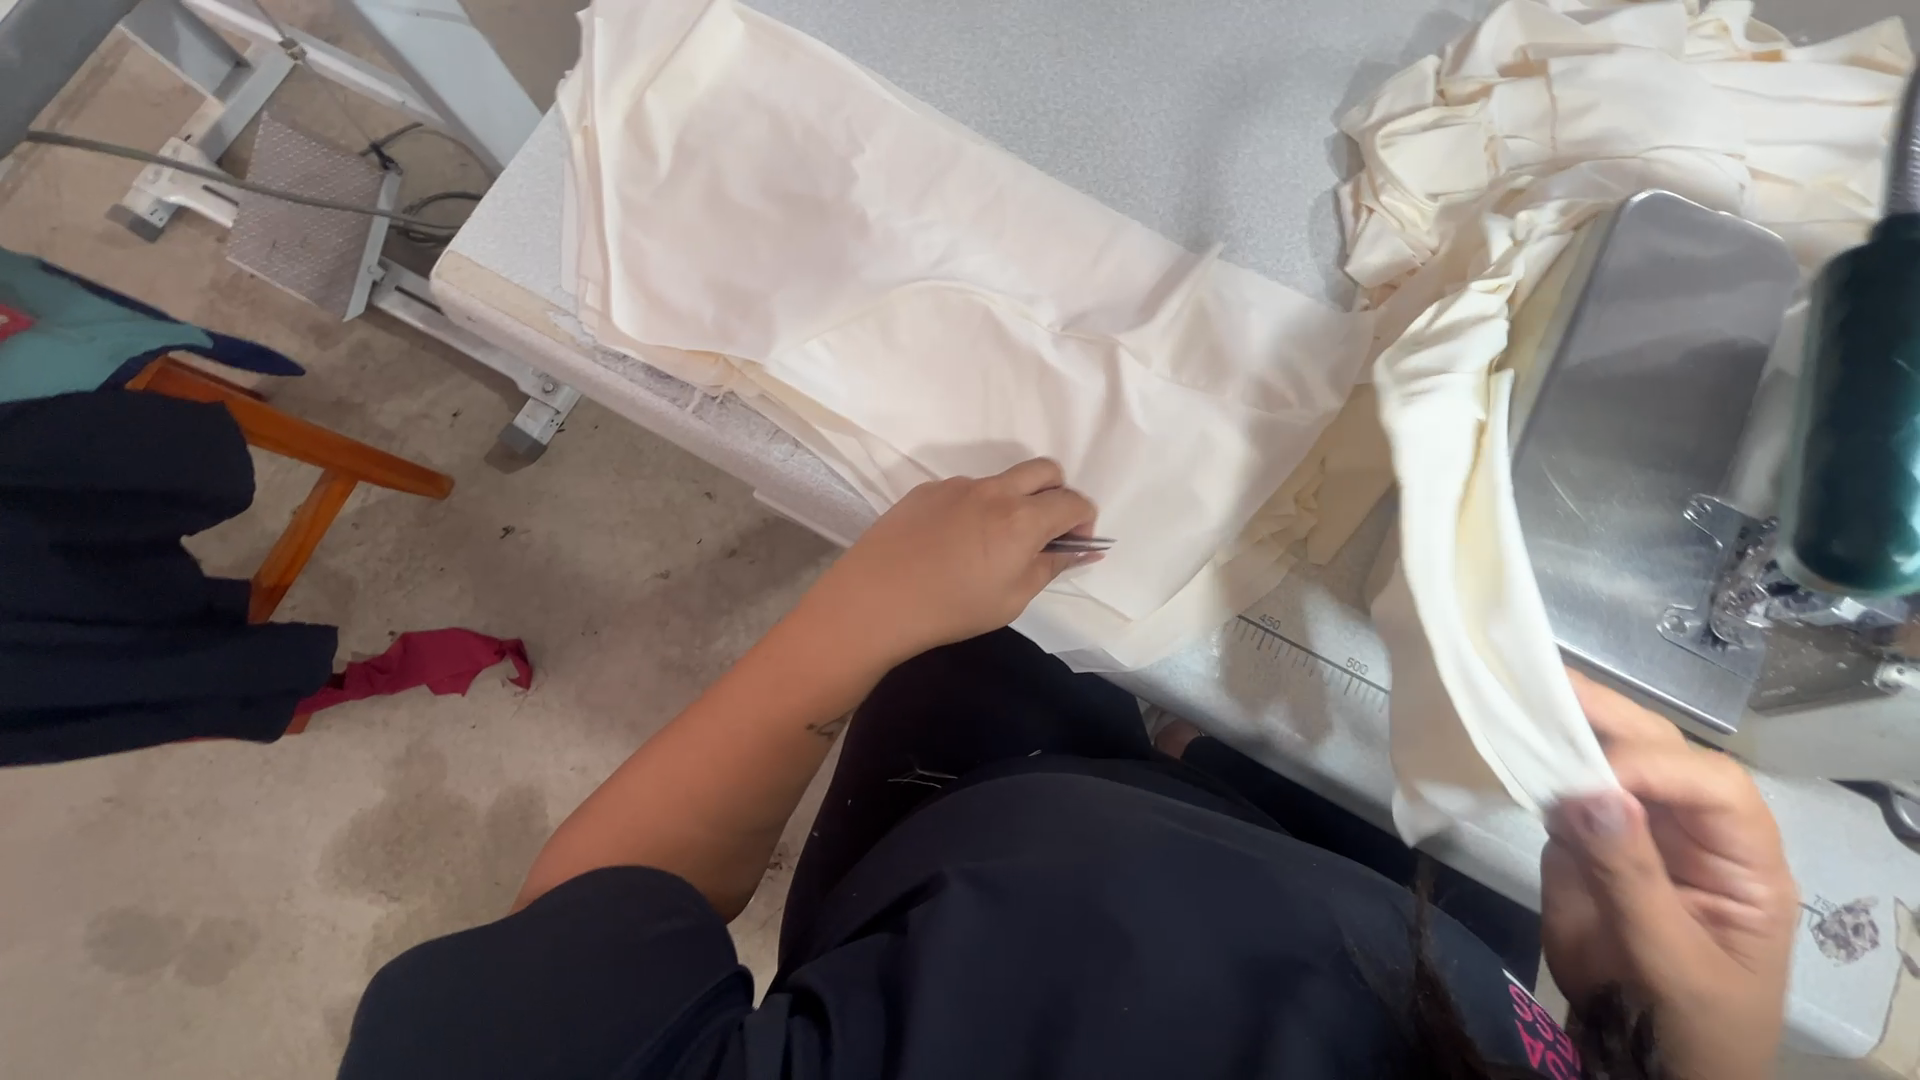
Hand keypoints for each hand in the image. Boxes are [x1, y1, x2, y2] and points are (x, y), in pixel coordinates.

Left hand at [800, 459, 1098, 665]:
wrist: (875, 599)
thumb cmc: (952, 608)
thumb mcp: (1012, 599)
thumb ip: (1051, 567)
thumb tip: (1081, 550)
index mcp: (1023, 518)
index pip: (1074, 501)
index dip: (1084, 521)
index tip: (1073, 545)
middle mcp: (994, 490)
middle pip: (1045, 470)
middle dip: (1057, 494)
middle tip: (1044, 532)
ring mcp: (958, 485)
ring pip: (1002, 481)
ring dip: (1013, 502)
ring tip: (987, 546)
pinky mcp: (926, 490)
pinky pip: (965, 491)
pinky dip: (975, 508)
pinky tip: (950, 544)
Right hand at [1541, 670, 1798, 1079]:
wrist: (1638, 1057)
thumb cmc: (1684, 1021)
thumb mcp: (1668, 960)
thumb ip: (1631, 876)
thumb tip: (1589, 793)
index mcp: (1743, 861)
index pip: (1712, 787)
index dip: (1655, 769)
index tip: (1591, 780)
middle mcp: (1689, 829)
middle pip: (1662, 752)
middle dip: (1607, 717)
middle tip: (1540, 686)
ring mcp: (1632, 829)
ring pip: (1607, 759)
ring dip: (1564, 728)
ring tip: (1512, 696)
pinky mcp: (1579, 839)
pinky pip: (1560, 790)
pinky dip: (1530, 762)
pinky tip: (1500, 739)